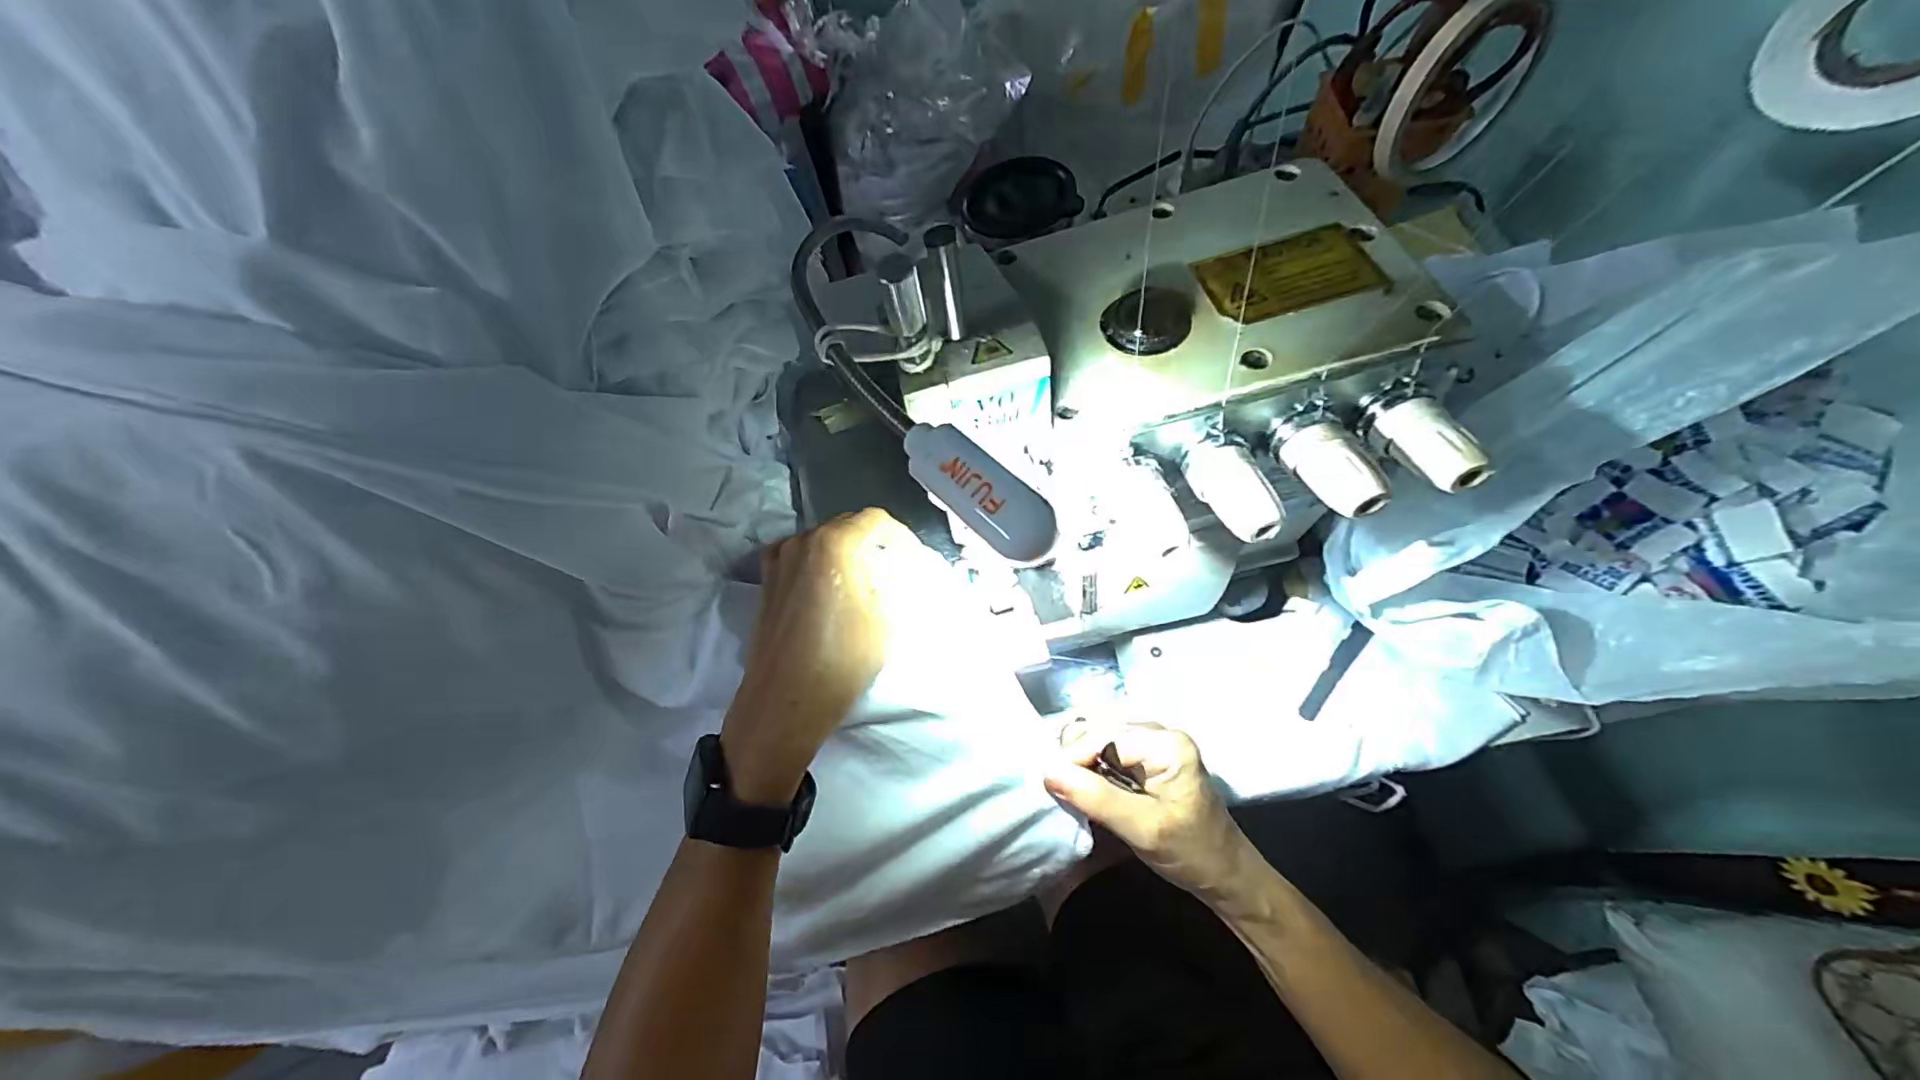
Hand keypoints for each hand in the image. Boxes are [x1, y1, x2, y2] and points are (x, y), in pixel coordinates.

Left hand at [722, 508, 927, 804]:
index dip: (900, 536)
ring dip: (843, 552)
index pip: (875, 521)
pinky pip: (797, 558)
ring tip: (862, 578)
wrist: (786, 701)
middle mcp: (803, 542)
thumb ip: (890, 584)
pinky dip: (816, 563)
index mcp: (835, 544)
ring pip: (820, 541)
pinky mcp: (766, 584)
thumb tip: (890, 572)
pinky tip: (826, 585)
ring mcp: (779, 561)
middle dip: (872, 542)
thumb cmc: (842, 660)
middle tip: (893, 567)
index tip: (912, 557)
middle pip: (846, 526)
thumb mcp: (885, 620)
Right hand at [1044, 720, 1256, 901]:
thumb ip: (1096, 798)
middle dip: (1074, 758)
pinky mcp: (1145, 755)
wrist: (1224, 873)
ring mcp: (1152, 740)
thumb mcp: (1142, 829)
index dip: (1071, 759)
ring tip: (1070, 791)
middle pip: (1097, 730)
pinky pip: (1105, 750)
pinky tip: (1086, 788)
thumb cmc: (1190, 852)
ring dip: (1079, 763)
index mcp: (1165, 742)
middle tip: (1059, 792)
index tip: (1051, 789)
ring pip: (1097, 738)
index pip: (1101, 736)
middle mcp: (1158, 731)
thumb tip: (1048, 772)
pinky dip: (1090, 767)